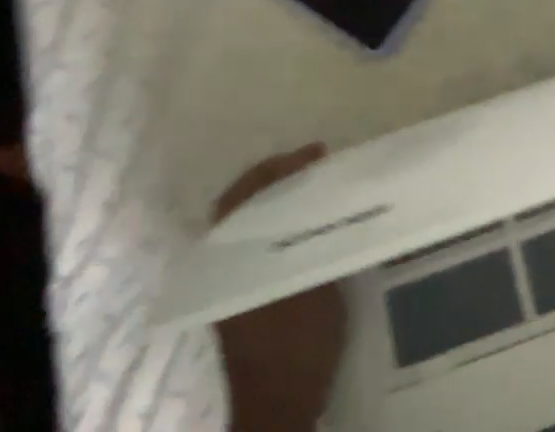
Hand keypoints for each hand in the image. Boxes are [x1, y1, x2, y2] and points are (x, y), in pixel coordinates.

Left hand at [214, 145, 347, 431]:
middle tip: (320, 165)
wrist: (279, 400)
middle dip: (279, 180)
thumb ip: (317, 237)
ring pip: (252, 226)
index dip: (278, 168)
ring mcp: (231, 285)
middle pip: (243, 207)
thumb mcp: (315, 281)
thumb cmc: (297, 339)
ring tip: (323, 189)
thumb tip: (334, 194)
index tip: (318, 154)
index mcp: (228, 258)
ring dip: (282, 202)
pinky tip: (317, 228)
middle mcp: (220, 267)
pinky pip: (261, 246)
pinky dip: (285, 226)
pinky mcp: (247, 300)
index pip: (243, 195)